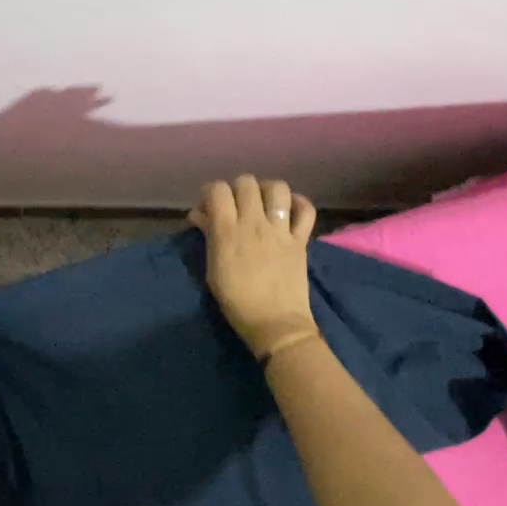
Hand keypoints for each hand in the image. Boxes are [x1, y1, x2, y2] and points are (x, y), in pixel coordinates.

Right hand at [189, 175, 319, 357]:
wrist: (274, 323)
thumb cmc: (236, 301)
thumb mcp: (212, 270)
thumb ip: (208, 236)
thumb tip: (200, 215)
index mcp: (228, 231)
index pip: (217, 189)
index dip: (210, 192)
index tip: (209, 207)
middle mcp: (255, 223)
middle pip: (246, 182)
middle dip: (236, 189)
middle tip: (235, 206)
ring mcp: (280, 230)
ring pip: (278, 188)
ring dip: (267, 190)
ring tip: (262, 203)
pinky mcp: (300, 239)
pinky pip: (306, 210)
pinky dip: (299, 204)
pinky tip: (290, 210)